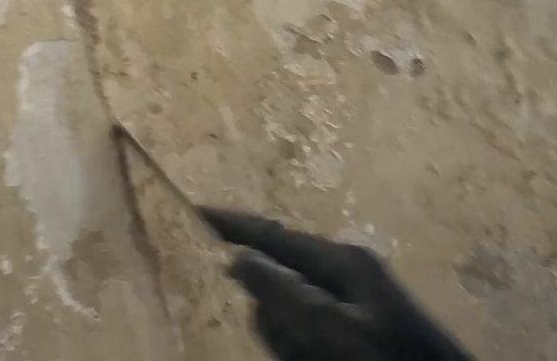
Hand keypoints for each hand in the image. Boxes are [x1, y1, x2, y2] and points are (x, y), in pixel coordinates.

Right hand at [201, 208, 475, 360]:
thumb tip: (237, 257)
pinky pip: (314, 331)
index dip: (231, 223)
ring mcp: (357, 301)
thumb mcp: (335, 331)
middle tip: (285, 343)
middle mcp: (346, 271)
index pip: (271, 232)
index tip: (193, 209)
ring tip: (309, 356)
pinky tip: (315, 358)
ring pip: (293, 309)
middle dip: (269, 305)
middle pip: (279, 275)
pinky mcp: (363, 330)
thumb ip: (285, 294)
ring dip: (289, 335)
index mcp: (341, 260)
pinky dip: (306, 347)